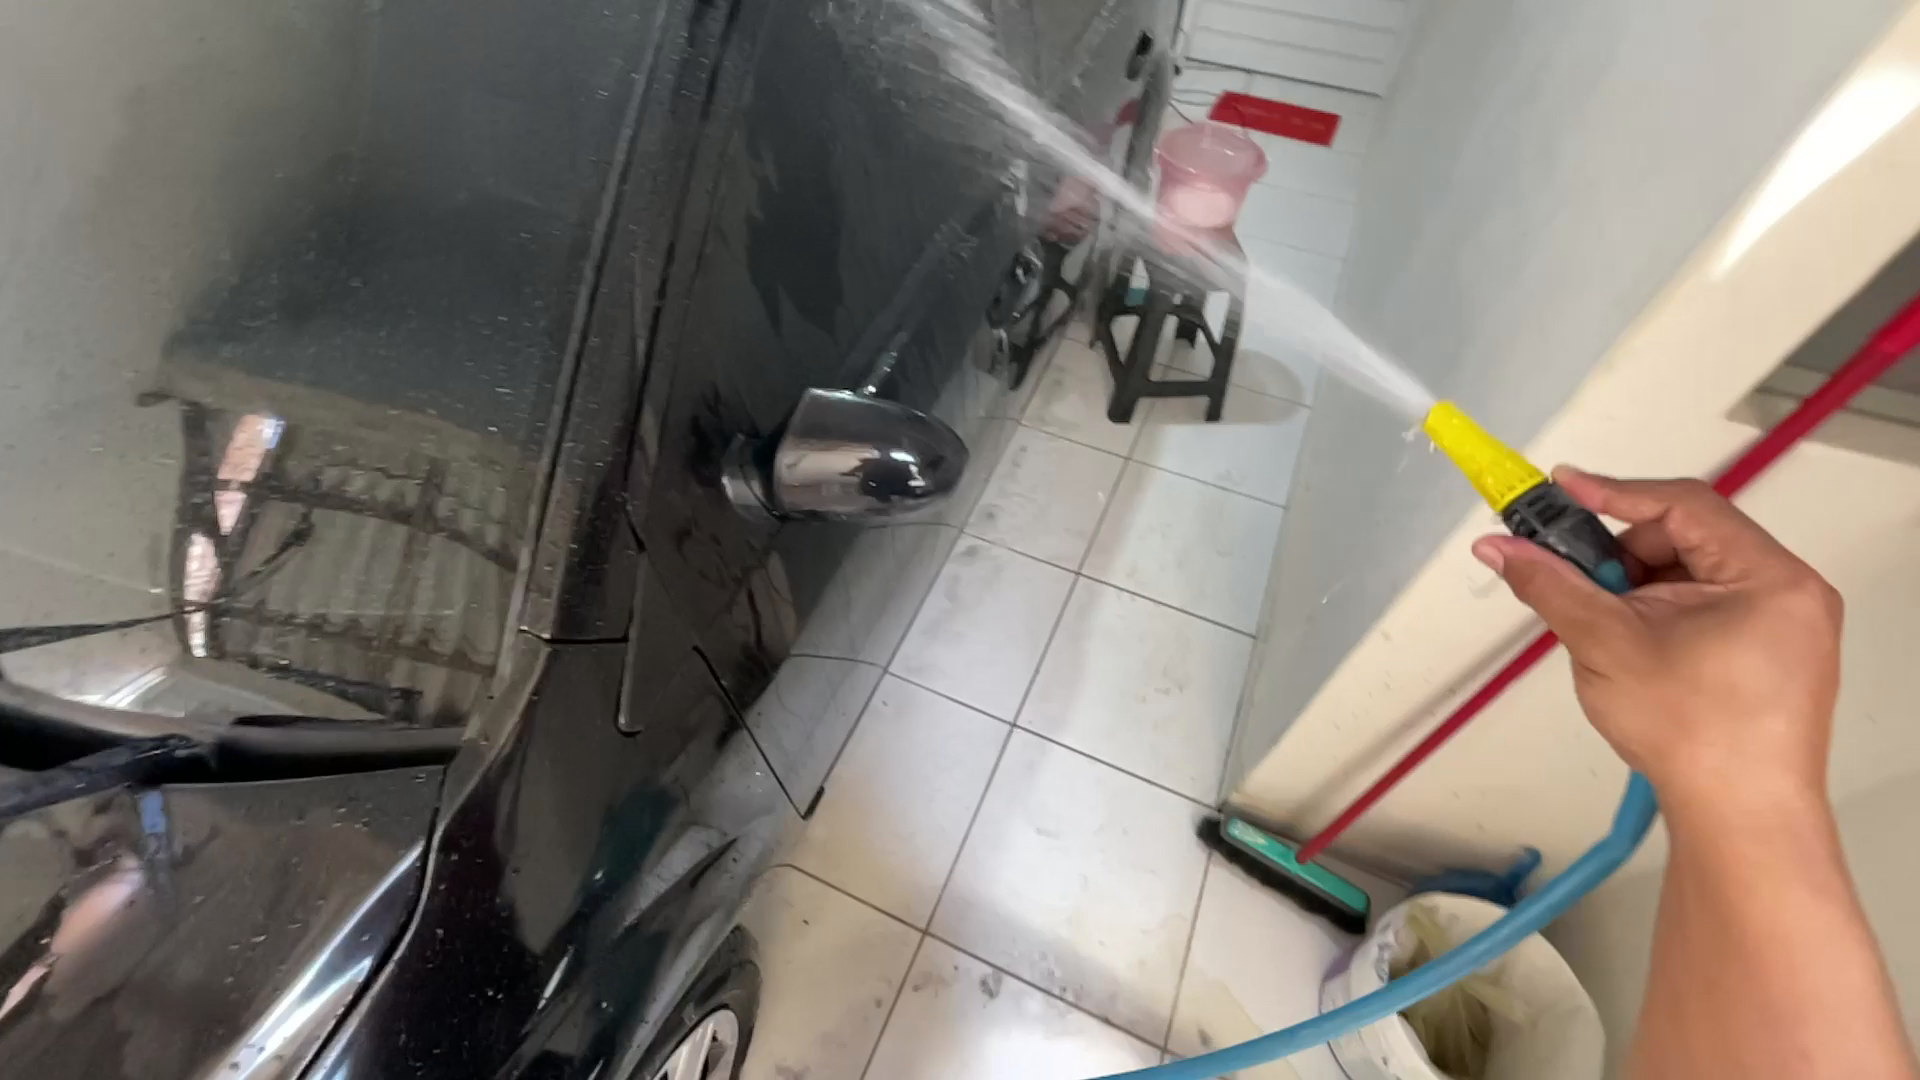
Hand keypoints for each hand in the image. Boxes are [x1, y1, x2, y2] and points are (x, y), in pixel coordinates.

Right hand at [1470, 468, 1841, 820]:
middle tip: (1567, 576)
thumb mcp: (1601, 640)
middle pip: (1679, 539)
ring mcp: (1772, 621)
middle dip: (1615, 552)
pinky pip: (1689, 603)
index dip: (1613, 492)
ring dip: (1625, 585)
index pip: (1683, 506)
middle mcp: (1780, 589)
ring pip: (1679, 573)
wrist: (1736, 809)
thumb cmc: (1684, 721)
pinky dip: (1642, 608)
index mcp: (1766, 577)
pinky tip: (1618, 637)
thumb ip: (1546, 583)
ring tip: (1593, 621)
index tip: (1556, 487)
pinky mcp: (1756, 647)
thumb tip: (1494, 545)